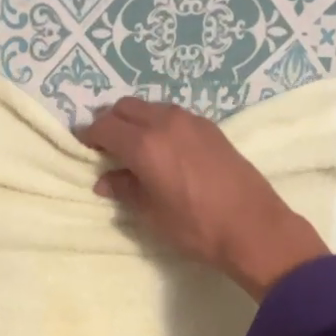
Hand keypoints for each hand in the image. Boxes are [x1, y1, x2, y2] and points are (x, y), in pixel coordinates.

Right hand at [78, 97, 327, 300]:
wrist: (253, 227)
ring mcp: (191, 121)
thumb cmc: (196, 227)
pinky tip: (160, 150)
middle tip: (104, 147)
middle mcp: (166, 122)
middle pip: (126, 108)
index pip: (105, 127)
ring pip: (150, 108)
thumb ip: (125, 190)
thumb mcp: (152, 215)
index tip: (82, 148)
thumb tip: (105, 180)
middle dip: (110, 123)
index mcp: (145, 144)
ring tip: (131, 149)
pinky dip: (157, 125)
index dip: (89, 136)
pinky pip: (172, 116)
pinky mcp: (210, 128)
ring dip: (135, 122)